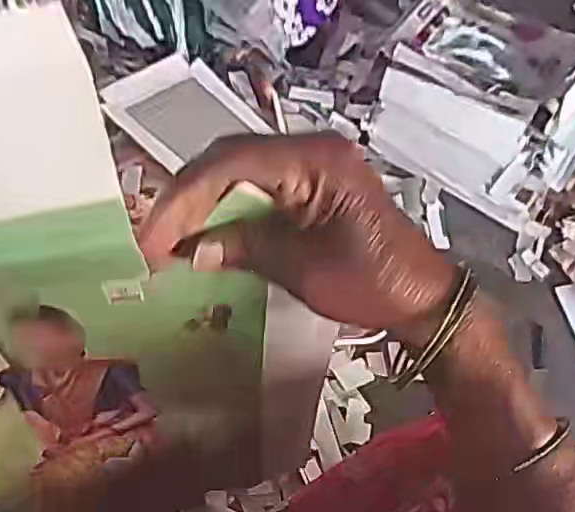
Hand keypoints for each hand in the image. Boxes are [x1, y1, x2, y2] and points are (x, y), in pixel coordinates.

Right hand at [139, 133, 456, 338]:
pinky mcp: (312, 190)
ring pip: (239, 174)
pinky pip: (259, 191)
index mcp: (316, 161)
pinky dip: (229, 213)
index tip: (154, 239)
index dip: (184, 201)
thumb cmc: (375, 285)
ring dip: (203, 206)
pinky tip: (208, 237)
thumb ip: (248, 249)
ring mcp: (312, 168)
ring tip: (170, 241)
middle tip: (153, 241)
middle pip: (229, 160)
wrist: (421, 297)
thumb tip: (193, 250)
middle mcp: (311, 151)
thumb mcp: (306, 271)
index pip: (231, 164)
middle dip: (187, 201)